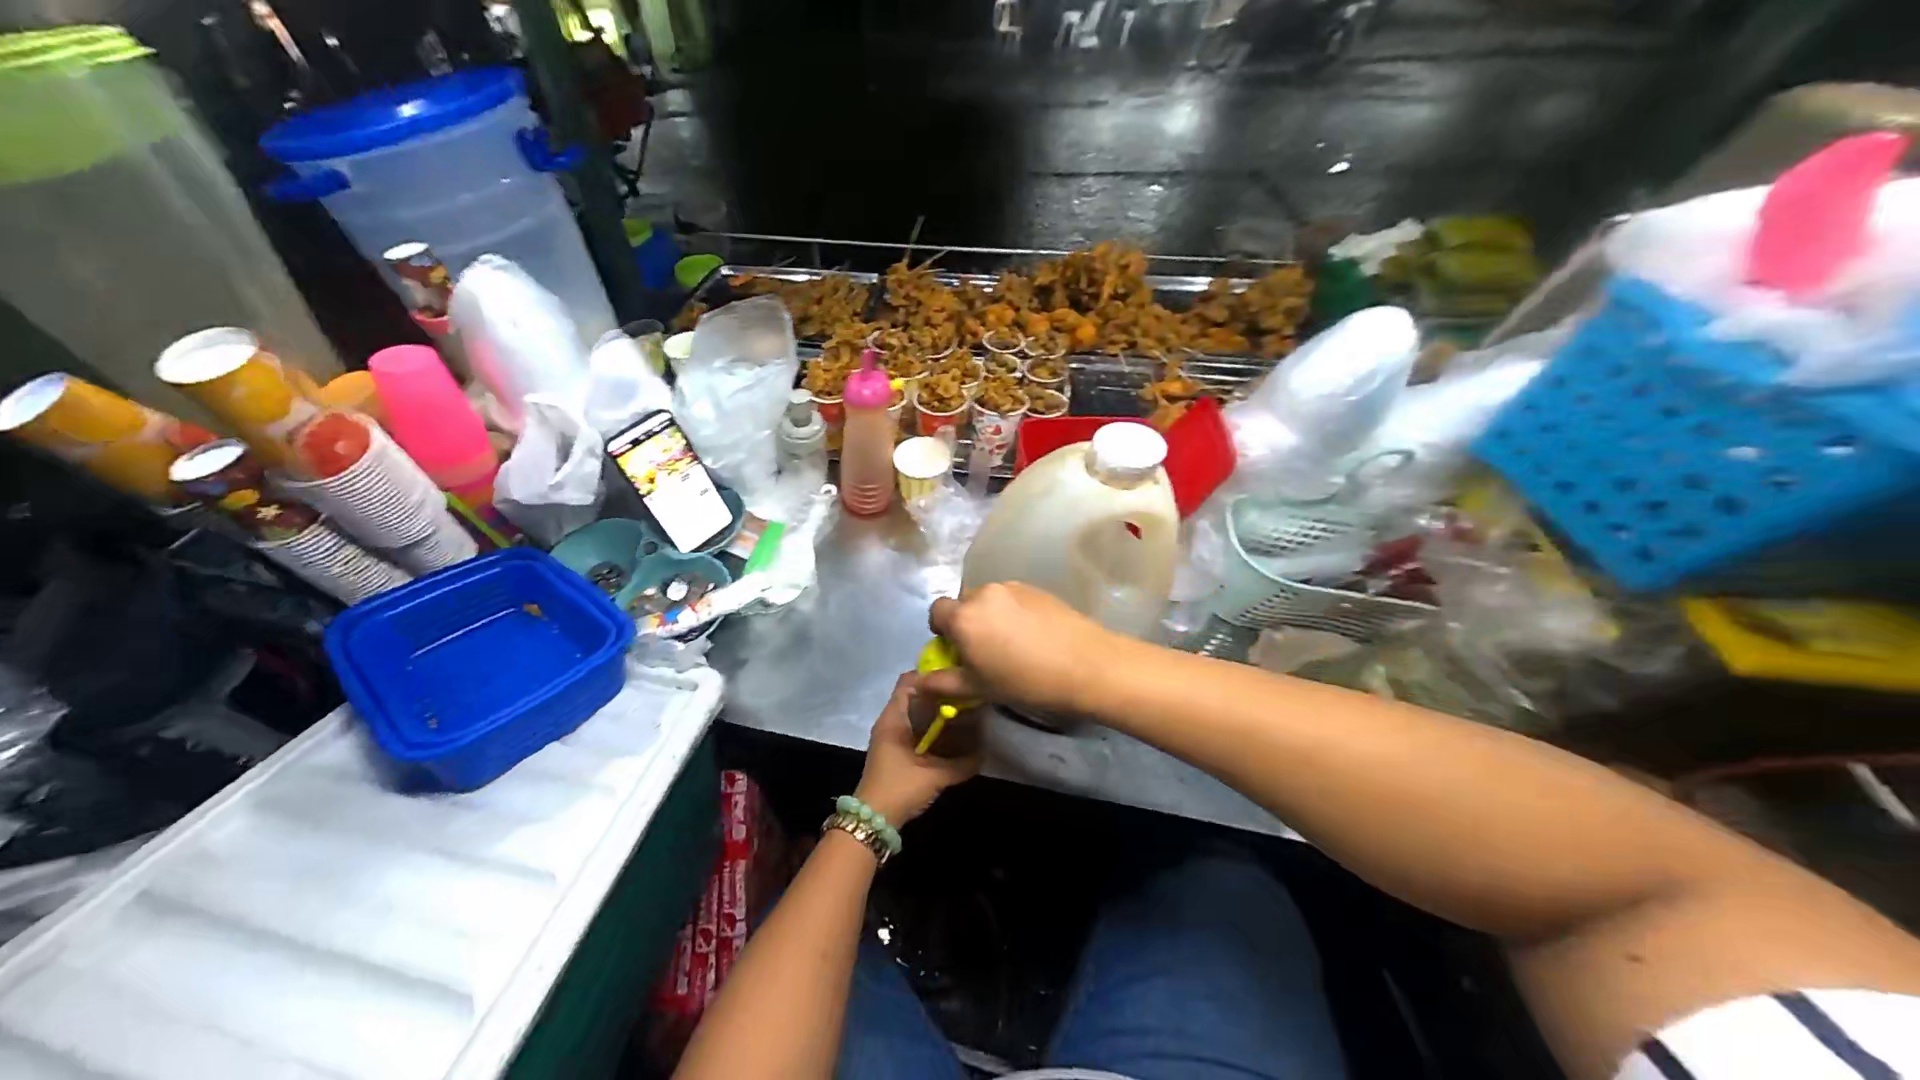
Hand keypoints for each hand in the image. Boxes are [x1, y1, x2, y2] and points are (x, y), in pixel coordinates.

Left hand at [855, 674, 979, 825]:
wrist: (872, 820)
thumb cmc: (899, 788)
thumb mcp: (934, 776)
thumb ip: (962, 763)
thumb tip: (986, 751)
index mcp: (894, 718)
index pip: (909, 681)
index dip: (932, 675)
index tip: (957, 678)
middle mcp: (891, 722)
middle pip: (916, 696)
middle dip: (942, 696)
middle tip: (969, 696)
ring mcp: (892, 737)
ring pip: (917, 714)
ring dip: (938, 714)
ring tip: (967, 713)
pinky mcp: (896, 751)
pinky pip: (916, 730)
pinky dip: (933, 729)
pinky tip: (955, 735)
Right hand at [924, 583, 1120, 713]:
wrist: (1086, 665)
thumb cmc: (1025, 681)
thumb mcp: (979, 689)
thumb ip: (944, 683)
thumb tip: (919, 683)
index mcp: (964, 616)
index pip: (936, 611)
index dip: (941, 630)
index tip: (956, 650)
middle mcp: (984, 593)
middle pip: (964, 603)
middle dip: (966, 622)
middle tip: (984, 650)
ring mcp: (1013, 587)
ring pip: (989, 600)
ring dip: (990, 616)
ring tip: (1012, 644)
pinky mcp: (1037, 589)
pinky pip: (1012, 599)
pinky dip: (1012, 613)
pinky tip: (1032, 636)